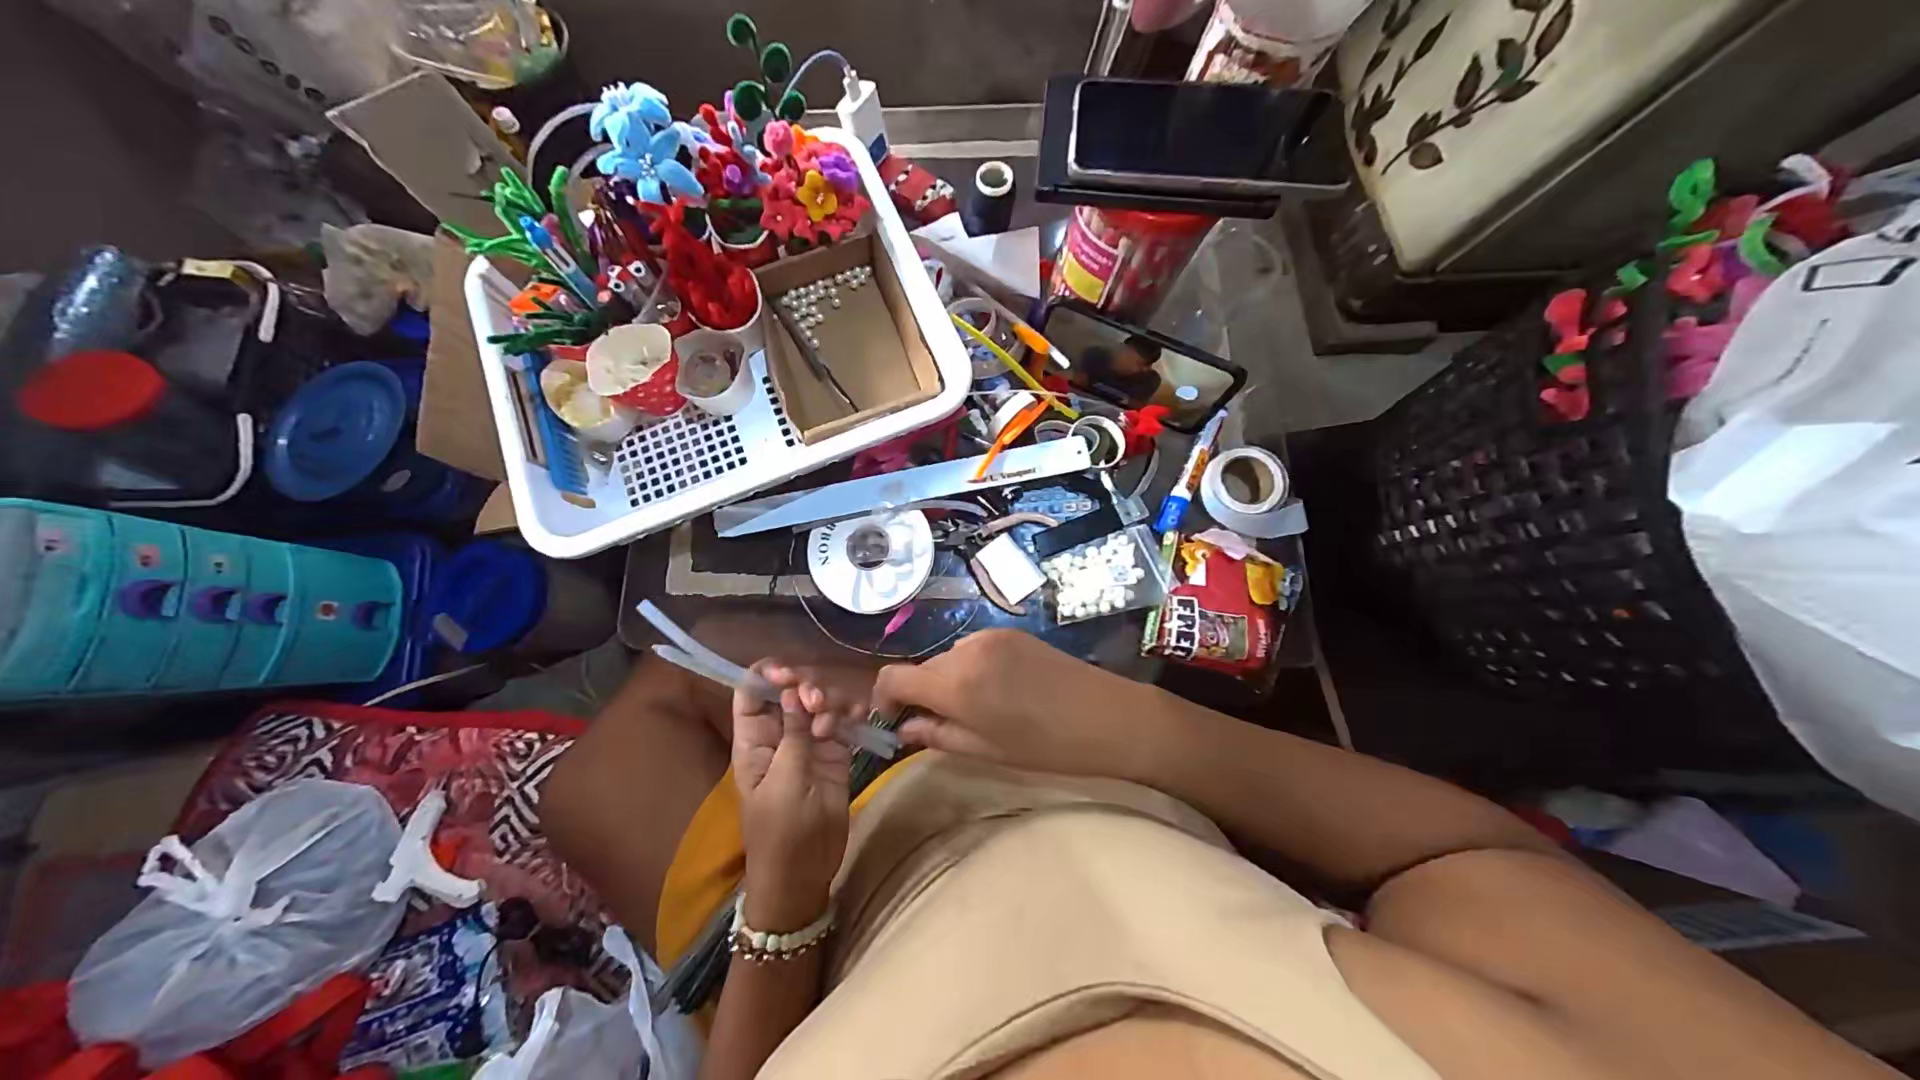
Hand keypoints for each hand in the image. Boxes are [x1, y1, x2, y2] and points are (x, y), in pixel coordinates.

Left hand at [732, 661, 861, 929]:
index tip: (788, 673)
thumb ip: (792, 733)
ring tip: (832, 721)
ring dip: (829, 701)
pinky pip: (843, 723)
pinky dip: (851, 715)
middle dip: (804, 687)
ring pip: (819, 704)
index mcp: (754, 741)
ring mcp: (809, 744)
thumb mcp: (785, 780)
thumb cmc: (782, 831)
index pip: (752, 694)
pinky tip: (859, 717)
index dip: (767, 676)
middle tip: (816, 701)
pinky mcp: (836, 755)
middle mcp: (781, 735)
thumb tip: (793, 691)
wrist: (804, 874)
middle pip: (790, 693)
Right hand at [872, 629, 1155, 779]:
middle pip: (922, 667)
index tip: (894, 719)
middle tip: (939, 723)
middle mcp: (966, 650)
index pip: (893, 677)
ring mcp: (990, 636)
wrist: (1108, 717)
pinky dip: (971, 667)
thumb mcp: (985, 751)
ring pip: (948, 657)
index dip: (885, 699)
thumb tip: (906, 728)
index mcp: (955, 683)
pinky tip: (998, 689)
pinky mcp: (1010, 631)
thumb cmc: (1047, 746)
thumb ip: (937, 735)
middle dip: (921, 693)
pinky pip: (973, 648)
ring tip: (976, 708)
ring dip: (948, 680)